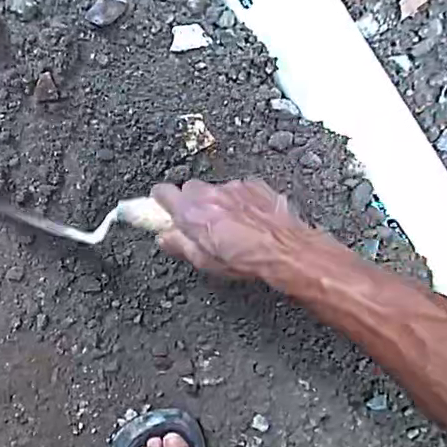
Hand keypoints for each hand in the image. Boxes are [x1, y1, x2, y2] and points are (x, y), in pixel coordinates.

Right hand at [149, 179, 322, 282]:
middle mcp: (209, 193)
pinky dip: (239, 200)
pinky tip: (248, 219)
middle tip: (199, 222)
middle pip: (188, 188)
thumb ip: (180, 245)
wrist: (286, 251)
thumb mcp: (204, 261)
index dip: (160, 201)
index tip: (162, 209)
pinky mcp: (254, 185)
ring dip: (217, 202)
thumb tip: (165, 237)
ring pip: (215, 189)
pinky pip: (238, 189)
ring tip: (229, 225)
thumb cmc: (246, 260)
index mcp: (191, 212)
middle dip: (190, 202)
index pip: (162, 192)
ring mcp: (233, 187)